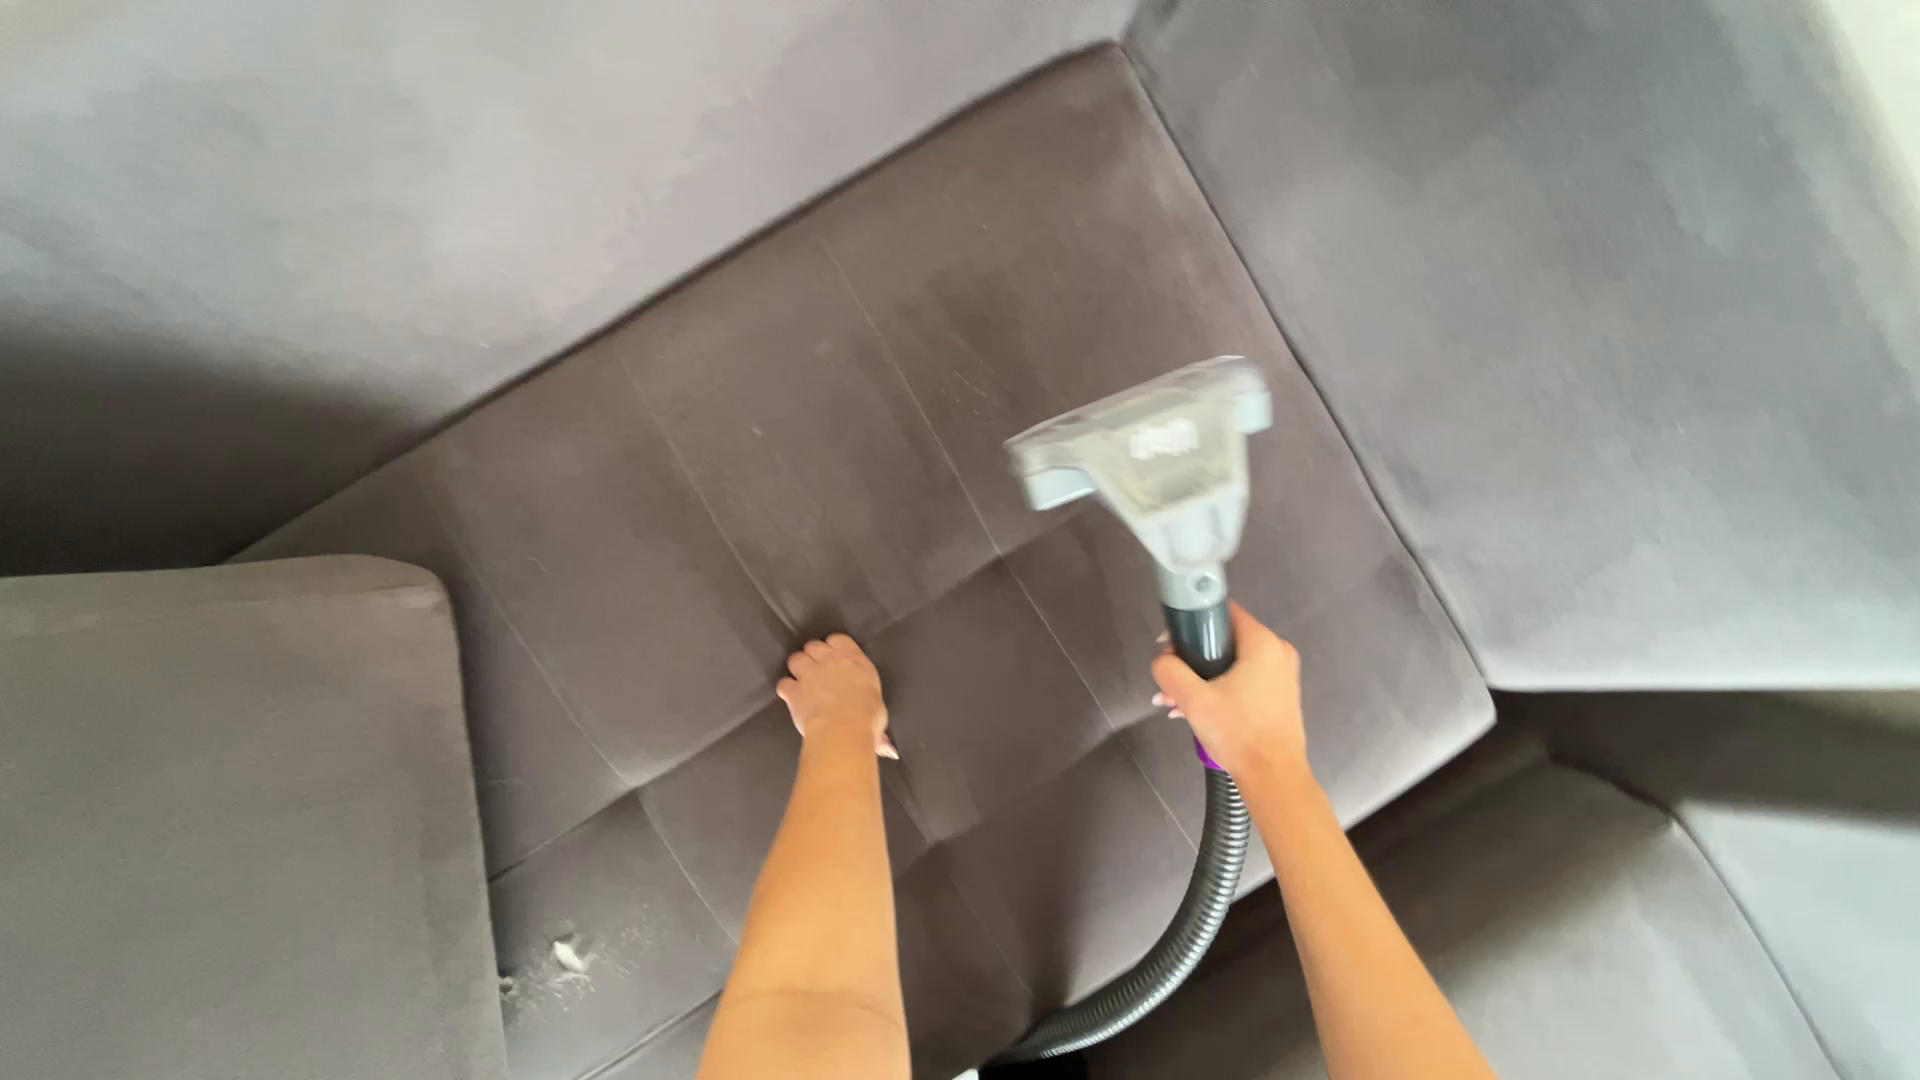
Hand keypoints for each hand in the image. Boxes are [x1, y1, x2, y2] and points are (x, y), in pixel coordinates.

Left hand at [777, 634, 897, 758]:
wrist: (843, 728)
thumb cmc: (868, 717)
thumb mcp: (878, 710)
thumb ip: (874, 717)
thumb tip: (887, 749)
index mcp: (854, 659)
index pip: (838, 639)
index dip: (833, 647)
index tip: (835, 657)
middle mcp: (829, 660)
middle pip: (813, 646)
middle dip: (813, 656)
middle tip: (818, 671)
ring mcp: (808, 673)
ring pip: (795, 659)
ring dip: (798, 668)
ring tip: (803, 682)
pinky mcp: (793, 690)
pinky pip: (784, 684)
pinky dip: (787, 690)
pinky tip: (792, 698)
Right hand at [1151, 603, 1305, 779]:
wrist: (1274, 777)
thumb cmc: (1238, 732)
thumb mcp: (1194, 700)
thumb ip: (1170, 671)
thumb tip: (1162, 661)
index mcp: (1262, 643)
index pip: (1222, 612)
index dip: (1192, 623)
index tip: (1170, 644)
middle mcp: (1277, 652)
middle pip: (1224, 640)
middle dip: (1191, 659)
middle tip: (1169, 680)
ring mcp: (1281, 675)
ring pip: (1231, 663)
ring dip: (1200, 678)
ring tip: (1174, 703)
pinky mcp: (1280, 695)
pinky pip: (1243, 680)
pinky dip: (1219, 689)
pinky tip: (1194, 711)